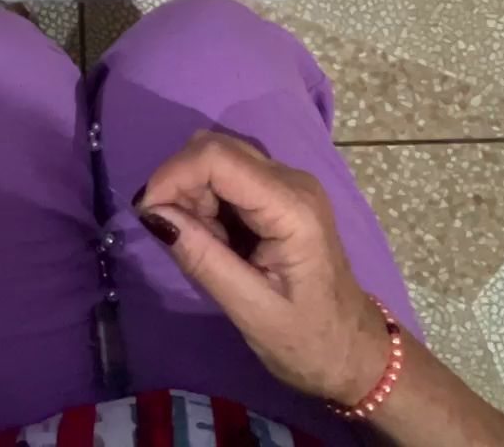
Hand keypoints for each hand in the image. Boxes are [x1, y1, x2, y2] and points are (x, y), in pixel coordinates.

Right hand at [137, 131, 391, 405]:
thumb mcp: (250, 310)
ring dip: (191, 191)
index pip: (216, 157)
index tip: (146, 212)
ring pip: (216, 157)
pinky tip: (214, 235)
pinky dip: (205, 197)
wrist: (356, 354)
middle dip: (181, 184)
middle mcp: (291, 179)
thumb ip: (201, 257)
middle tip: (176, 234)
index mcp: (291, 207)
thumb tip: (151, 213)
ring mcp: (287, 181)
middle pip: (214, 149)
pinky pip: (227, 173)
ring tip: (201, 241)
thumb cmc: (309, 341)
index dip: (173, 174)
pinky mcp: (278, 190)